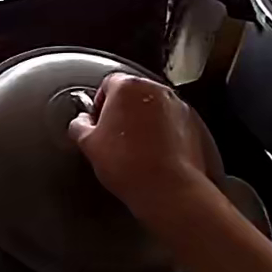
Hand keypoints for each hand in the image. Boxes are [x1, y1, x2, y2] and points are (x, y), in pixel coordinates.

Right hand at [68, 73, 220, 227]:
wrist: (168, 189)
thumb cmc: (127, 164)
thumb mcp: (89, 145)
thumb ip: (80, 125)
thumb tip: (80, 122)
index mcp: (127, 86)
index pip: (108, 83)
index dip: (100, 103)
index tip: (97, 121)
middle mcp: (154, 89)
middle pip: (133, 92)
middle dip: (123, 110)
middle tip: (113, 135)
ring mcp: (176, 105)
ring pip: (153, 106)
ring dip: (144, 119)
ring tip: (134, 147)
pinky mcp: (192, 123)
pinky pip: (171, 121)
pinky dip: (163, 131)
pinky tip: (153, 153)